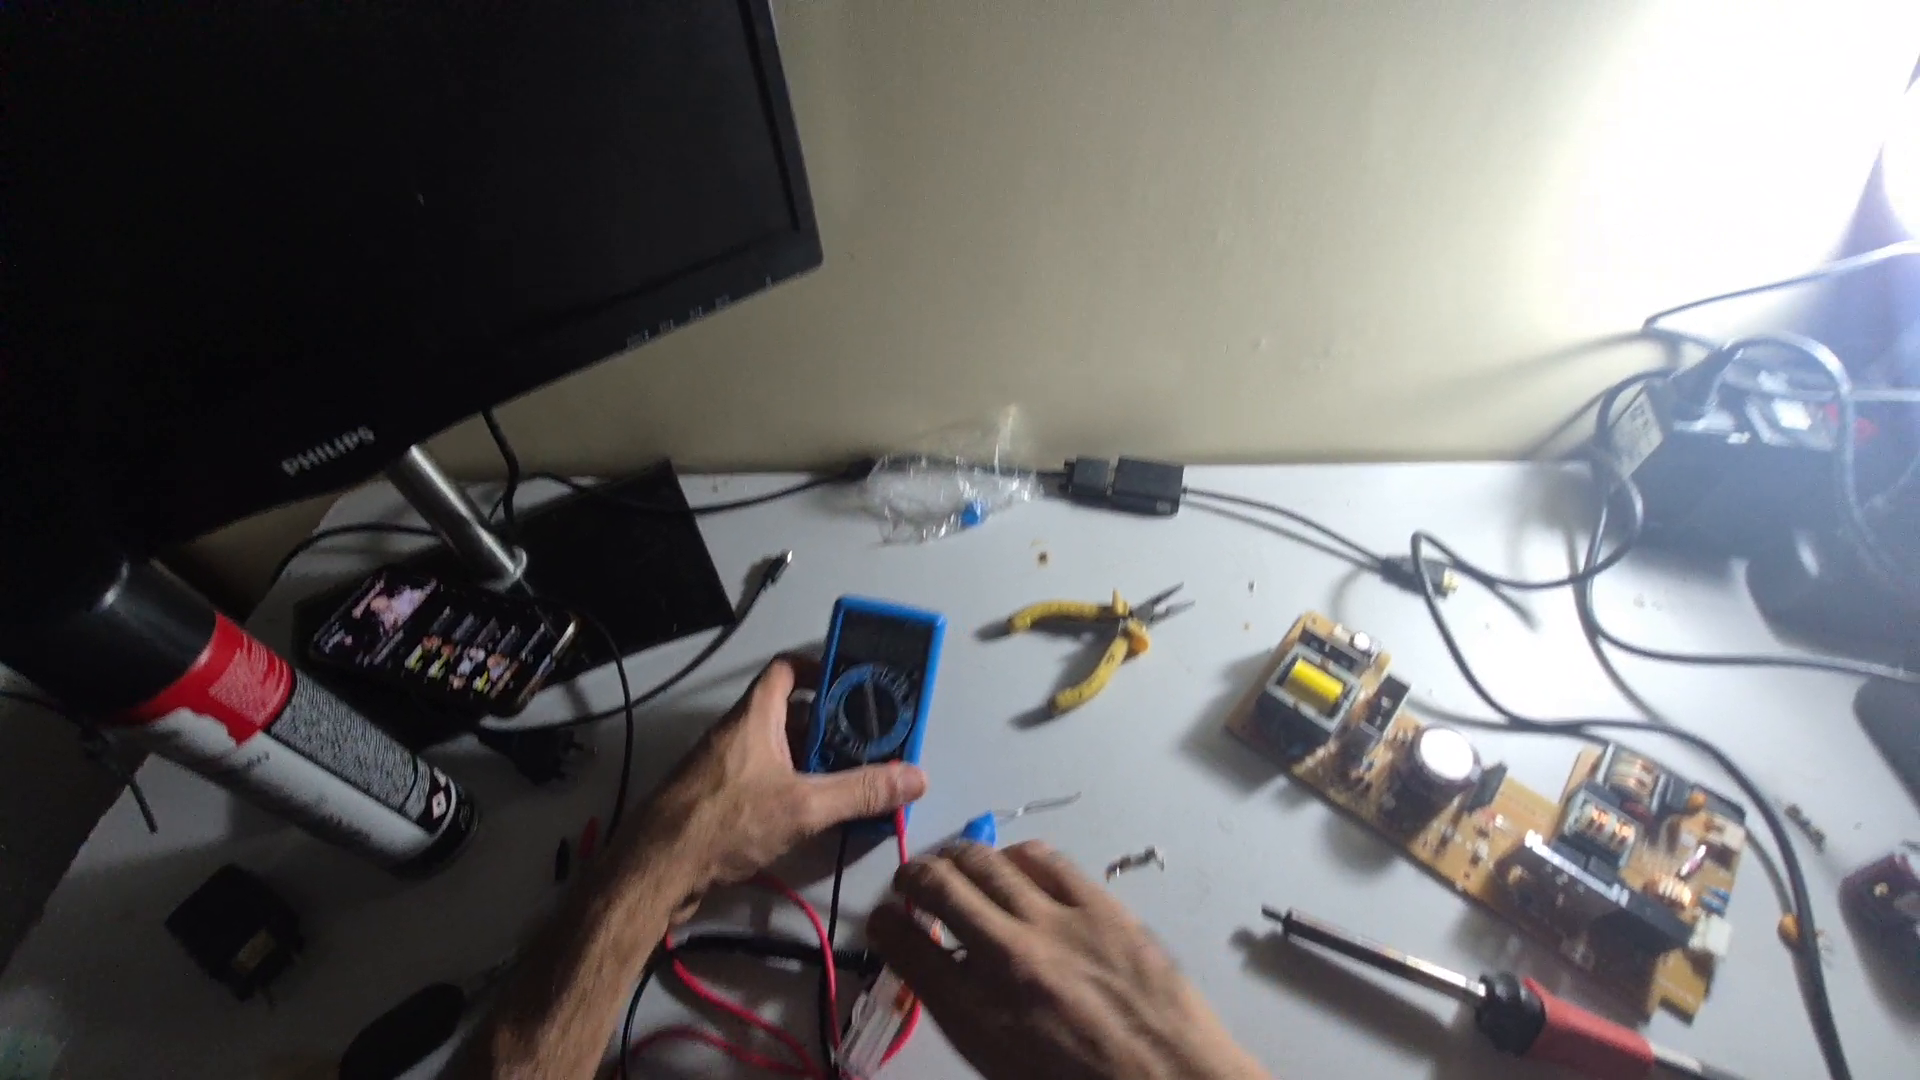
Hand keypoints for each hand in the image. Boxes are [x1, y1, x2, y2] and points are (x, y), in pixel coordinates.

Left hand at [633, 657, 927, 899]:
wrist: (652, 875)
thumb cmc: (725, 822)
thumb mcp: (804, 805)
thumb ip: (861, 791)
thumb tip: (917, 777)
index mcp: (754, 716)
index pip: (785, 668)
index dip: (819, 667)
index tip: (853, 684)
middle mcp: (737, 733)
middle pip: (787, 710)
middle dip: (827, 721)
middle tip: (865, 738)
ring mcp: (723, 767)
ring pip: (776, 747)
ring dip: (810, 756)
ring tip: (848, 773)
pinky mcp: (716, 799)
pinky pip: (762, 777)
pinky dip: (790, 783)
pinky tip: (812, 810)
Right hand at [868, 841, 1268, 1079]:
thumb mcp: (1006, 1068)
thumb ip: (968, 1017)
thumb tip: (950, 971)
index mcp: (979, 1016)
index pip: (907, 949)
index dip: (885, 926)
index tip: (884, 919)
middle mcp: (1008, 958)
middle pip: (939, 887)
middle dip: (913, 878)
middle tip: (912, 883)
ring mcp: (1056, 923)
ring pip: (986, 861)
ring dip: (957, 857)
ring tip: (953, 864)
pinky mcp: (1099, 904)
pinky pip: (1043, 858)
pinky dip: (1015, 855)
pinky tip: (1011, 864)